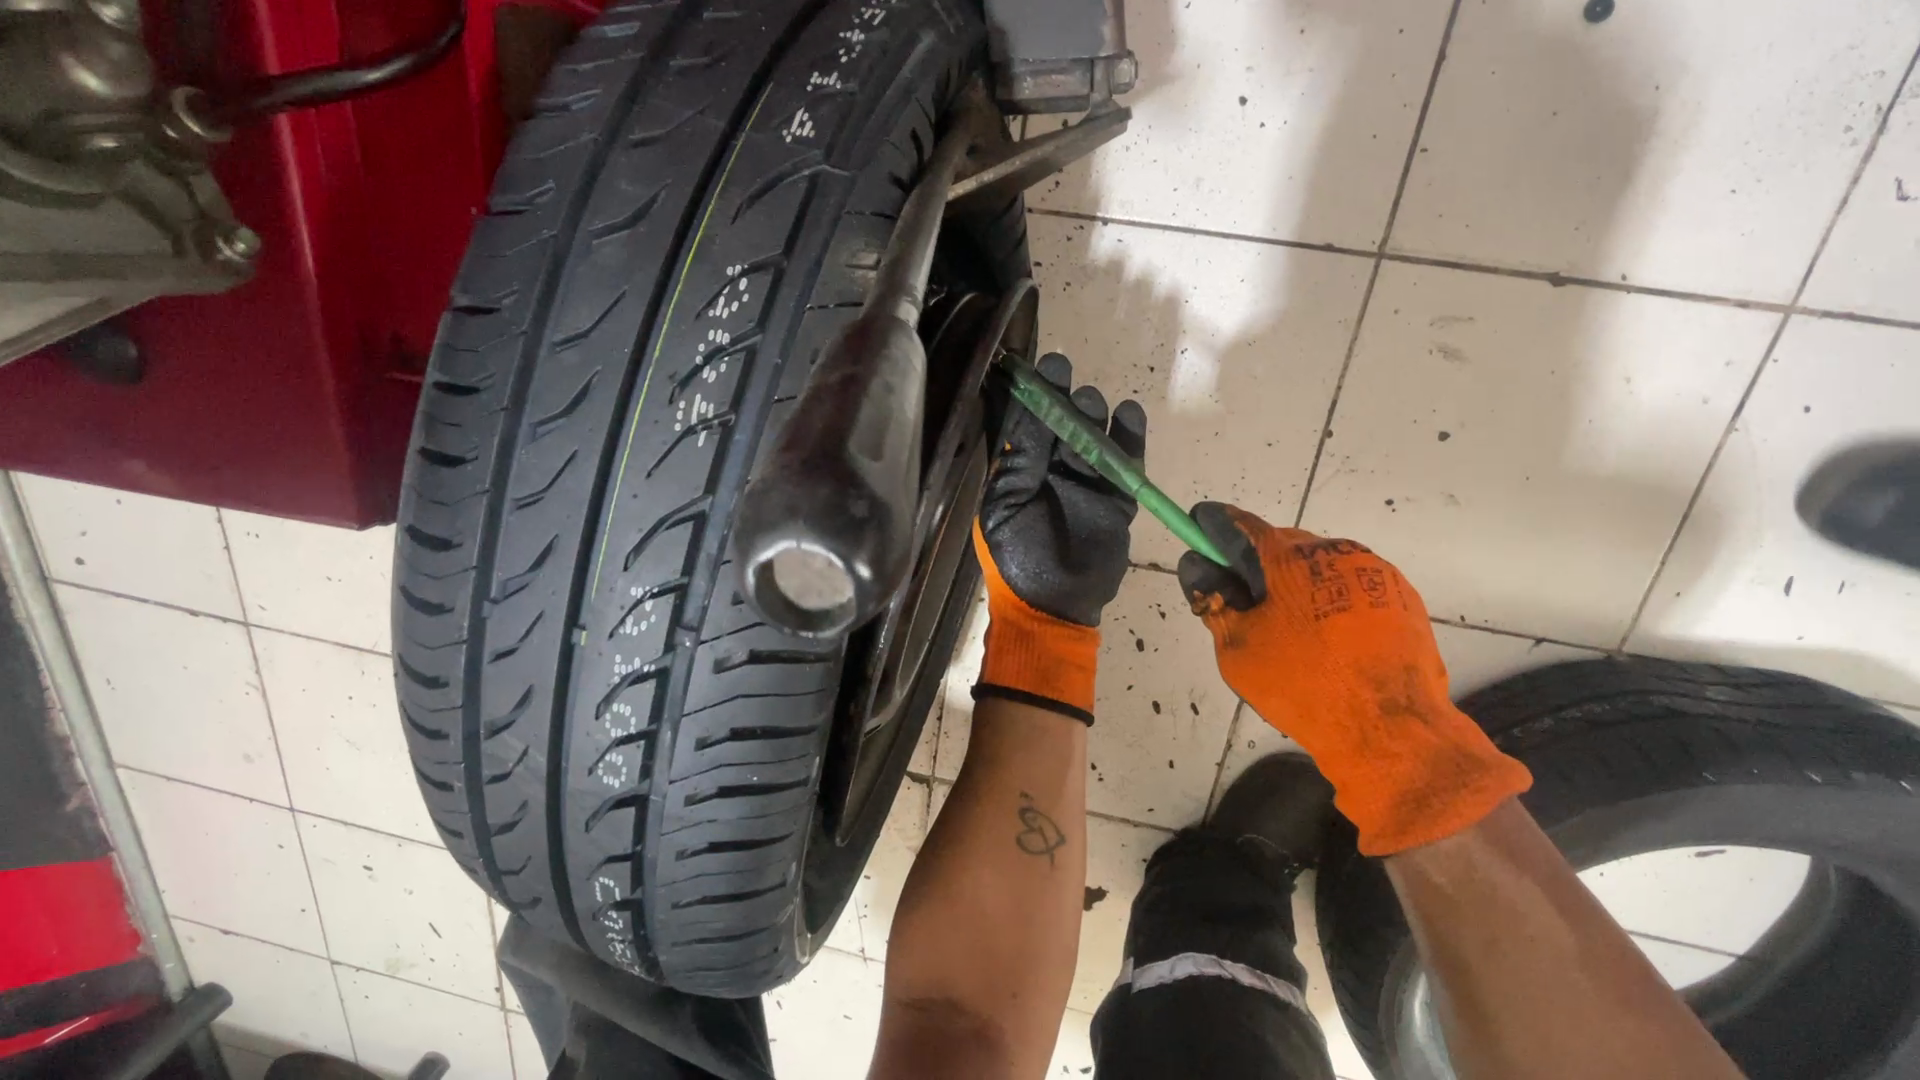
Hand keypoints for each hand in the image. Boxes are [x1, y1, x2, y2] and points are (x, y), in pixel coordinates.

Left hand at [972, 352, 1145, 722]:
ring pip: (1093, 437)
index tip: (1036, 365)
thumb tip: (1024, 408)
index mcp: (1016, 472)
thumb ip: (1019, 459)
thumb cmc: (1018, 560)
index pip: (1023, 423)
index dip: (1031, 393)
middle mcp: (1050, 471)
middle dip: (1063, 398)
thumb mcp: (1005, 507)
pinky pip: (1126, 463)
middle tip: (1065, 376)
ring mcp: (1085, 484)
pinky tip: (1130, 414)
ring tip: (1092, 402)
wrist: (1055, 608)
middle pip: (1061, 423)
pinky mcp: (1116, 499)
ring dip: (1094, 415)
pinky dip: (1129, 438)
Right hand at [1176, 503, 1529, 853]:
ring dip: (1299, 582)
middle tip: (1243, 596)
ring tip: (1291, 628)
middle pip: (1286, 544)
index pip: (1242, 525)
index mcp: (1292, 558)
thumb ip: (1215, 603)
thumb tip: (1198, 568)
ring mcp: (1376, 573)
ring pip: (1322, 565)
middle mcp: (1337, 551)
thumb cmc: (1302, 685)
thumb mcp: (1238, 649)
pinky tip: (1329, 639)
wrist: (1389, 728)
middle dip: (1260, 561)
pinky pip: (1354, 587)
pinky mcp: (1404, 599)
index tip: (1199, 526)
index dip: (1215, 526)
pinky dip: (1333, 600)